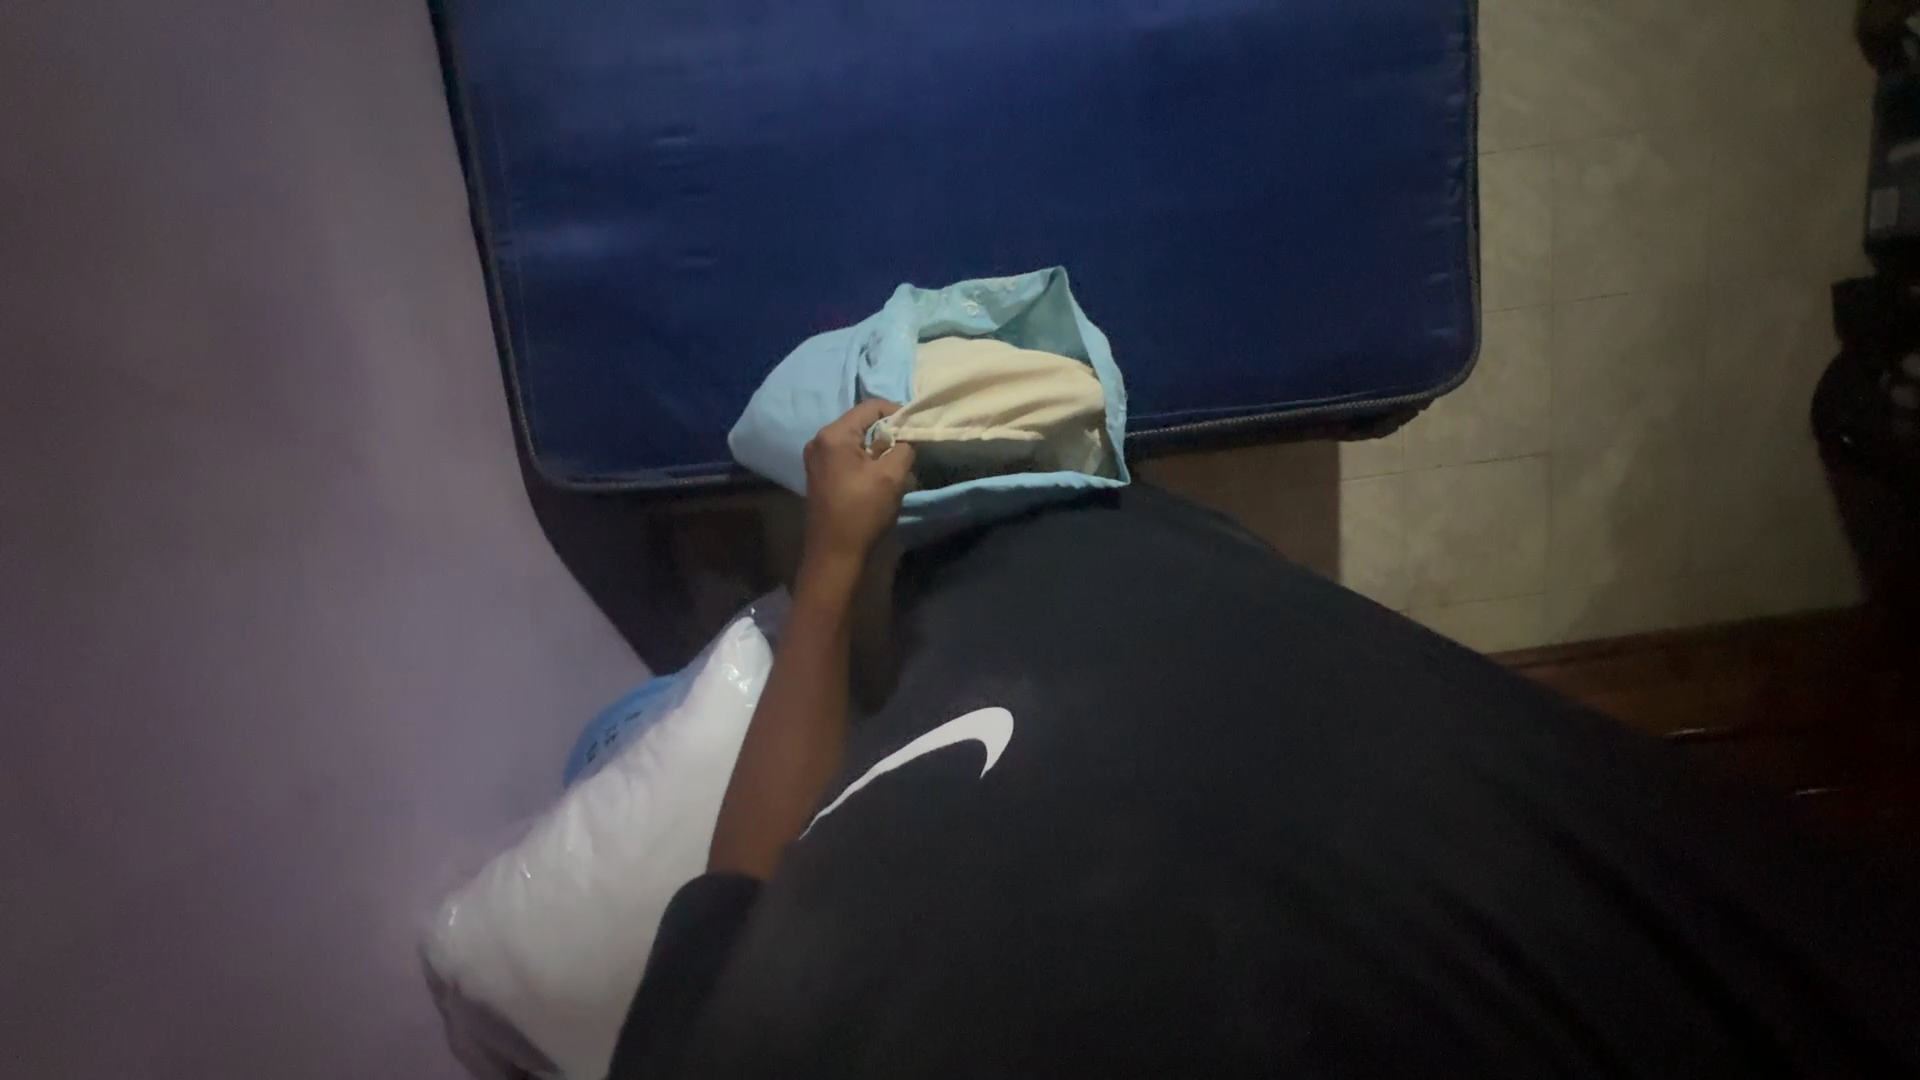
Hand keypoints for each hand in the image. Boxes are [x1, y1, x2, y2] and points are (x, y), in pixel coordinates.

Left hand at [801, 399, 916, 568]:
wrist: (835, 554)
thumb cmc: (863, 512)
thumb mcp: (892, 476)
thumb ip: (904, 447)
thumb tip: (906, 437)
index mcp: (834, 434)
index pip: (870, 406)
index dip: (897, 412)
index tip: (916, 427)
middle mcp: (819, 440)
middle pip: (861, 423)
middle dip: (887, 432)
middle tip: (909, 447)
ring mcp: (816, 459)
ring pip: (854, 441)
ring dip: (877, 448)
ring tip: (897, 465)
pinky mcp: (819, 475)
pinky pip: (846, 456)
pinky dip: (864, 460)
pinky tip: (878, 477)